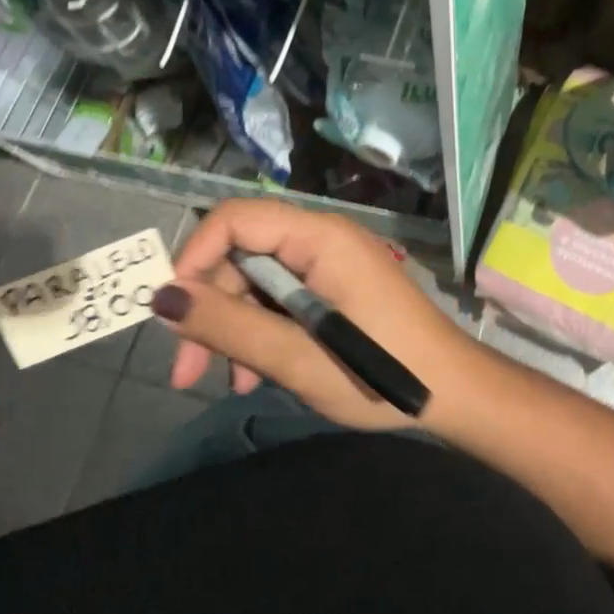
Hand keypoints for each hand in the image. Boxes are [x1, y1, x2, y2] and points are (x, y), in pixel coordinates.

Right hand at [156, 199, 478, 430]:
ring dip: (234, 329)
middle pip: (242, 255)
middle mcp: (323, 241)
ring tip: (232, 385)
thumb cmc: (379, 372)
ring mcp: (332, 265)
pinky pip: (284, 299)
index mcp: (319, 239)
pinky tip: (256, 377)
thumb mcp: (295, 356)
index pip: (234, 219)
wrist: (451, 394)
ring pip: (258, 282)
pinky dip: (262, 332)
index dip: (194, 258)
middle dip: (209, 310)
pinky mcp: (338, 289)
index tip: (169, 313)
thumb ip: (228, 325)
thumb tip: (161, 297)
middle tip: (186, 372)